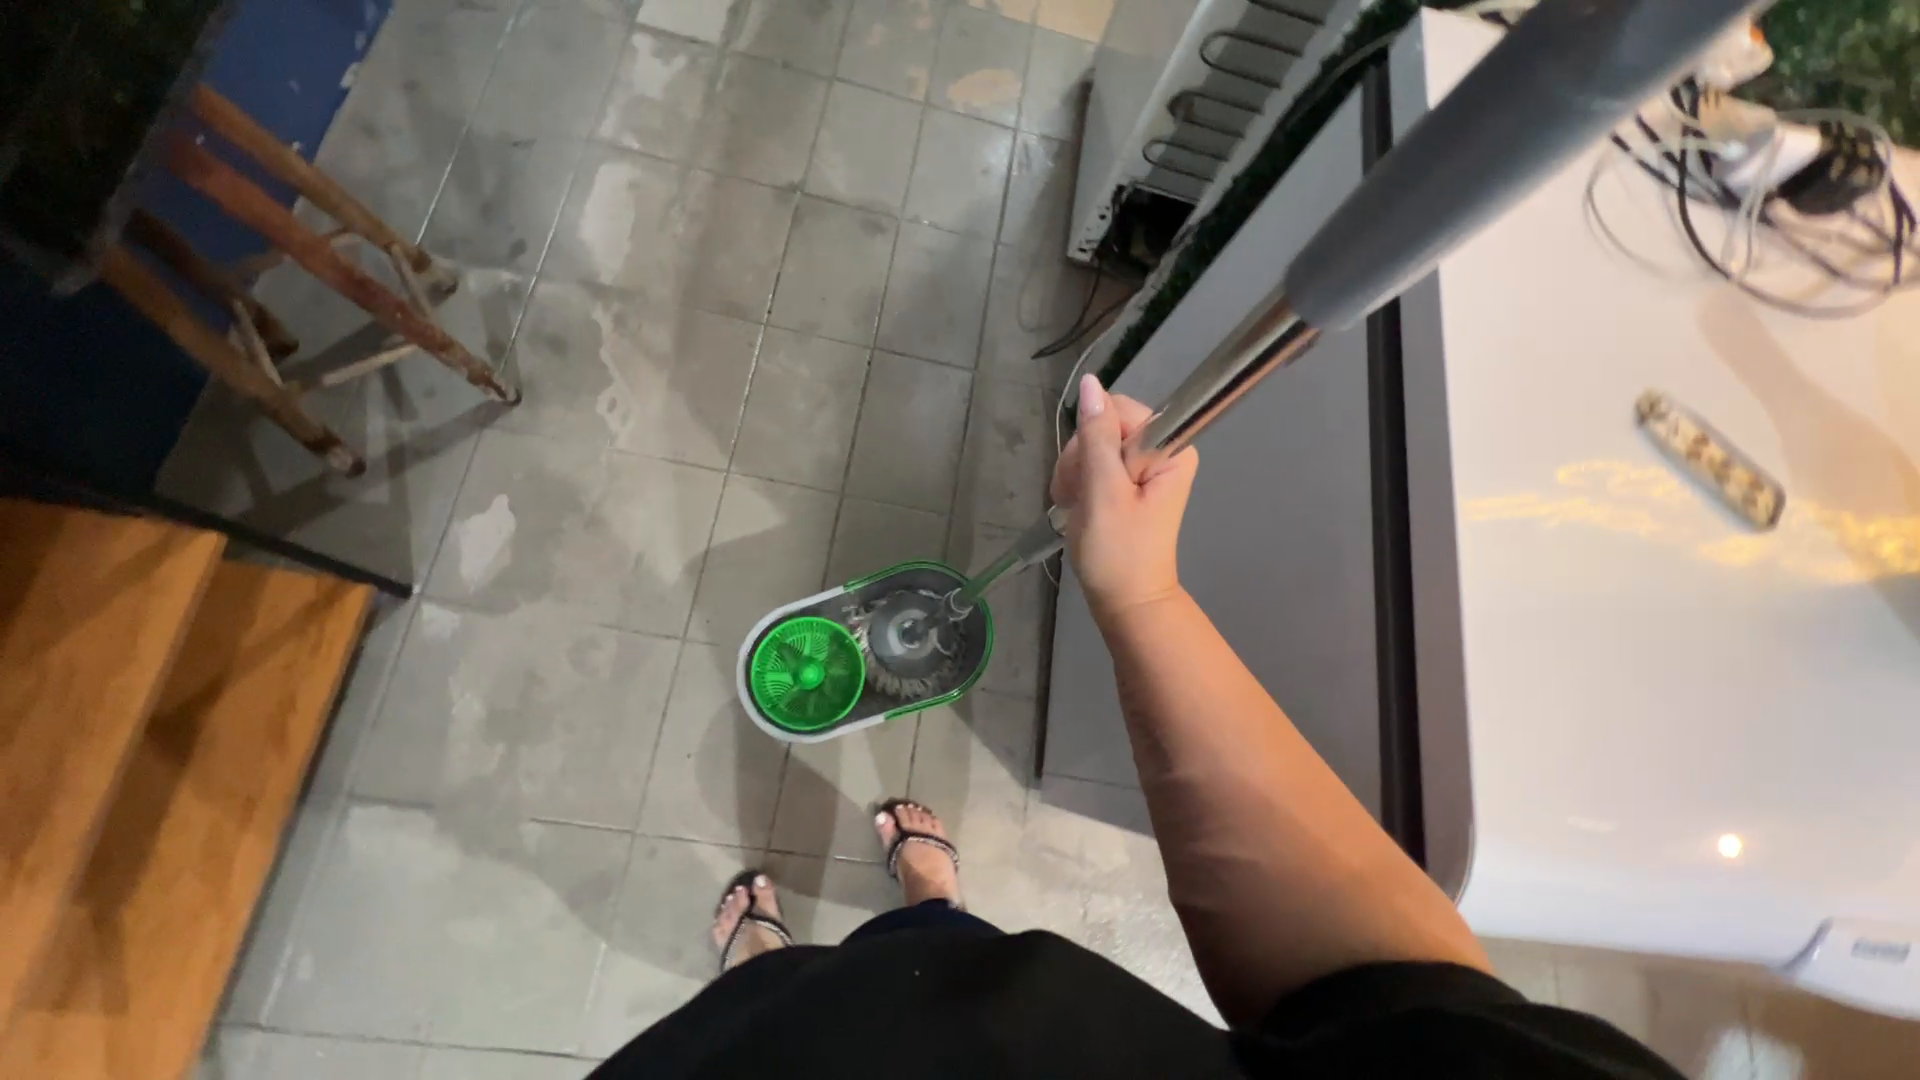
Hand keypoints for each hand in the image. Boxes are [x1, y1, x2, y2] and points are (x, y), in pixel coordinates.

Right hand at [1050, 374, 1197, 622]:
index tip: (1091, 475)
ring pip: (1093, 444)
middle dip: (1081, 459)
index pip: (1118, 410)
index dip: (1095, 438)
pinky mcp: (1129, 481)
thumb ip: (1096, 436)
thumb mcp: (1103, 491)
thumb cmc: (1118, 552)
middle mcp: (1163, 449)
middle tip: (1081, 497)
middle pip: (1105, 425)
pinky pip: (1094, 462)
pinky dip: (1078, 482)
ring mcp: (1145, 466)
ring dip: (1075, 473)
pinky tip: (1079, 505)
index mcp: (1170, 447)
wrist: (1125, 602)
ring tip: (1079, 506)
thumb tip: (1089, 384)